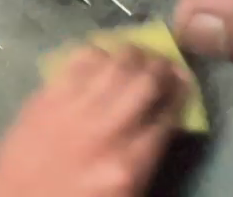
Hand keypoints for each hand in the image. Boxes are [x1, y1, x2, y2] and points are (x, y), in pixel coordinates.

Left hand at [0, 47, 182, 196]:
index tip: (185, 81)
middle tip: (166, 63)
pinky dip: (97, 51)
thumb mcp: (123, 194)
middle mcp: (105, 131)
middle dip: (161, 68)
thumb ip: (143, 158)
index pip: (166, 119)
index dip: (180, 95)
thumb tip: (161, 121)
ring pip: (115, 63)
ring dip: (134, 53)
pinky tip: (104, 54)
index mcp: (127, 166)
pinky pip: (79, 58)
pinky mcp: (47, 94)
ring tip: (140, 52)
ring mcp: (74, 108)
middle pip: (144, 83)